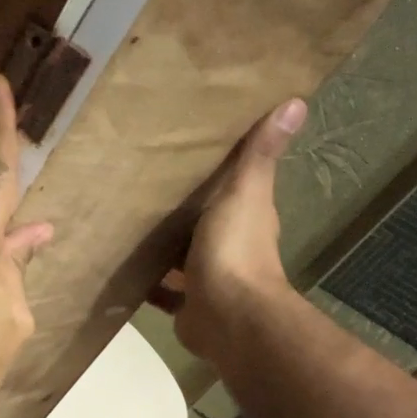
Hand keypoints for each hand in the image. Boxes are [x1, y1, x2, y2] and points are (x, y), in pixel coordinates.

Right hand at [150, 98, 307, 361]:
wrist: (225, 316)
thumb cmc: (235, 250)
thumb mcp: (244, 193)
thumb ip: (258, 154)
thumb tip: (296, 101)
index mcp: (246, 216)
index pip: (233, 187)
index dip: (217, 172)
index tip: (189, 153)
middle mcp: (229, 245)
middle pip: (201, 222)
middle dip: (179, 211)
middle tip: (142, 188)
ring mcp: (206, 277)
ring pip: (180, 256)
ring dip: (160, 247)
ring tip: (124, 226)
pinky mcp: (185, 303)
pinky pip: (161, 288)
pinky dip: (146, 281)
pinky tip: (120, 270)